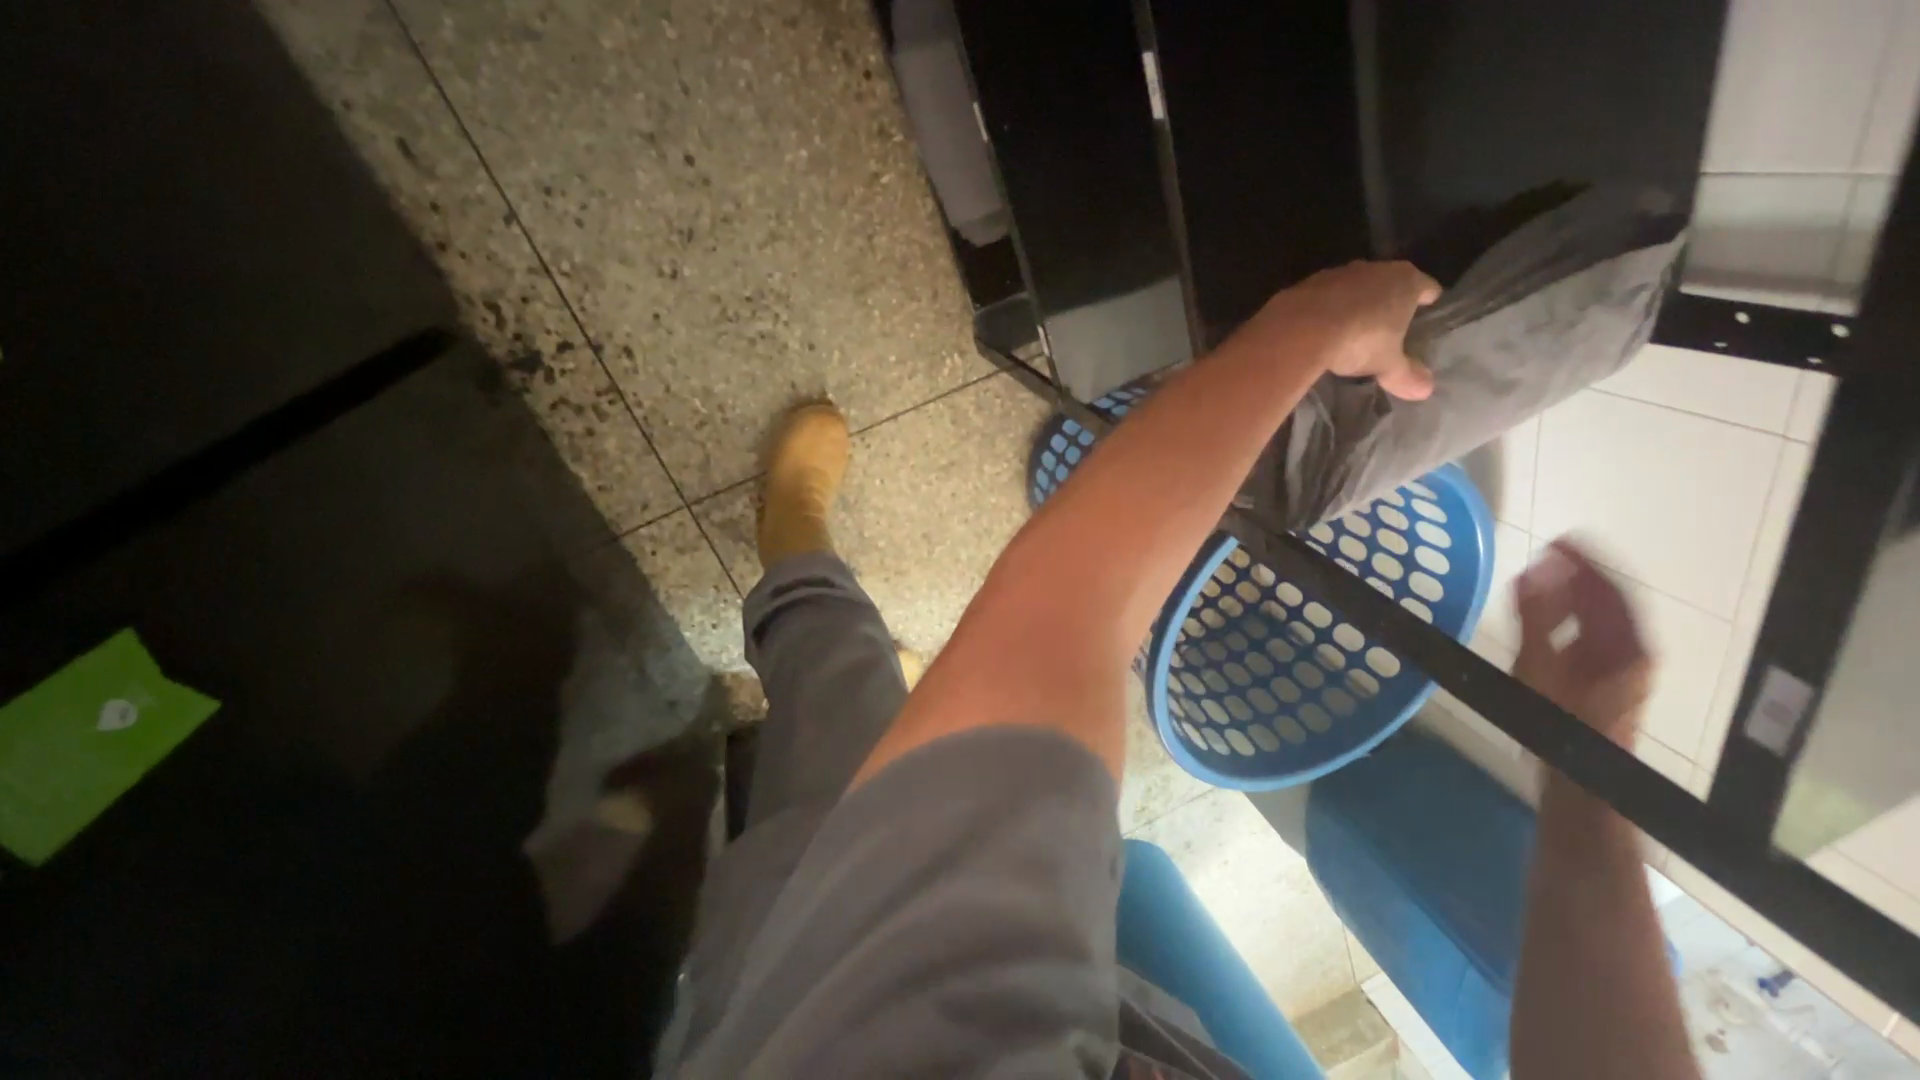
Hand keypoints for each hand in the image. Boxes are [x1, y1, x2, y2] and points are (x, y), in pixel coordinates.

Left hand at [1235, 260, 1441, 400]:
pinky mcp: (1308, 283)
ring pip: (1355, 285)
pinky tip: (1320, 326)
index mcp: (1405, 282)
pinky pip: (1323, 296)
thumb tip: (1426, 390)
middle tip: (1391, 318)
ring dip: (1354, 301)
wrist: (1300, 328)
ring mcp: (1339, 273)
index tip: (1429, 302)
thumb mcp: (1386, 363)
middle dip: (1389, 298)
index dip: (1428, 296)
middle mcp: (1374, 269)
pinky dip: (1325, 308)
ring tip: (1354, 323)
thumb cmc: (1358, 340)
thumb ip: (1405, 374)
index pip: (1425, 286)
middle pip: (1389, 281)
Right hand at [1512, 539, 1653, 748]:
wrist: (1579, 777)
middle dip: (1575, 576)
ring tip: (1538, 581)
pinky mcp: (1605, 680)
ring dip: (1569, 596)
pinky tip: (1543, 617)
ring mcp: (1620, 667)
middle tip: (1543, 556)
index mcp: (1629, 646)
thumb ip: (1536, 616)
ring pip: (1599, 619)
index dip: (1585, 561)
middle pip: (1608, 602)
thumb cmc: (1561, 722)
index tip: (1557, 541)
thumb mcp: (1542, 665)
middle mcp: (1634, 652)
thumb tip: (1532, 571)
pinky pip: (1590, 635)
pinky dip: (1567, 619)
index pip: (1611, 588)